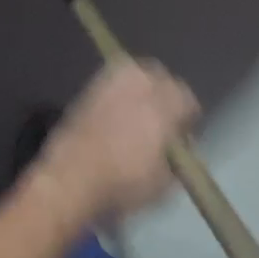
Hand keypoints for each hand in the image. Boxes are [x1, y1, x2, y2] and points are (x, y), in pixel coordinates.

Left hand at [28, 60, 200, 224]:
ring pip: (137, 71)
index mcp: (162, 110)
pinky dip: (121, 86)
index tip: (183, 131)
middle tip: (163, 115)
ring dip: (144, 85)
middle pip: (162, 77)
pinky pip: (113, 77)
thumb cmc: (121, 186)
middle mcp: (139, 90)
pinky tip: (119, 106)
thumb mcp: (163, 184)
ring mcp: (112, 85)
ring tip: (141, 107)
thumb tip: (182, 147)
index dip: (188, 115)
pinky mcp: (90, 89)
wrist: (71, 177)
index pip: (186, 98)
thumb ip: (178, 161)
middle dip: (166, 93)